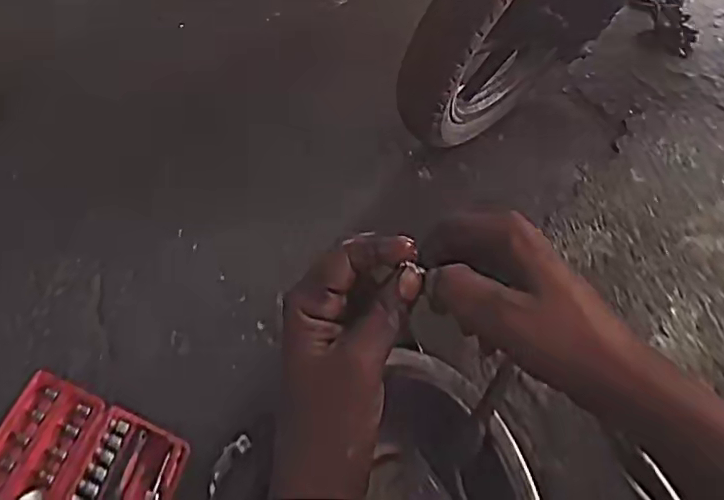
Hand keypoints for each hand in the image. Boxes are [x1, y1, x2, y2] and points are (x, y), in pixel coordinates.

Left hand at [272, 234, 424, 499]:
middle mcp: (314, 308)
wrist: (319, 485)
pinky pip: (370, 309)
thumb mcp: (361, 363)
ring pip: (364, 287)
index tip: (411, 249)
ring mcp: (330, 326)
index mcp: (305, 304)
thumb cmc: (327, 431)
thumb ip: (385, 312)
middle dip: (386, 260)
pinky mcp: (346, 345)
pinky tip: (409, 302)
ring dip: (391, 280)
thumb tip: (409, 274)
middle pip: (352, 266)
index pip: (343, 257)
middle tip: (419, 262)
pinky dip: (391, 302)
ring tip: (419, 279)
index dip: (378, 247)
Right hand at [424, 212, 649, 409]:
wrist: (618, 375)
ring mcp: (528, 260)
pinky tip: (488, 341)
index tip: (415, 287)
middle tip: (440, 313)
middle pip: (462, 244)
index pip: (449, 225)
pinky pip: (495, 287)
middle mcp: (517, 236)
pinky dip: (483, 309)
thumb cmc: (563, 343)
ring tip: (466, 332)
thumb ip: (459, 290)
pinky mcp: (535, 286)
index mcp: (509, 232)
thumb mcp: (504, 318)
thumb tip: (430, 277)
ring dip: (464, 297)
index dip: (428, 253)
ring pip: (477, 267)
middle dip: (446, 276)